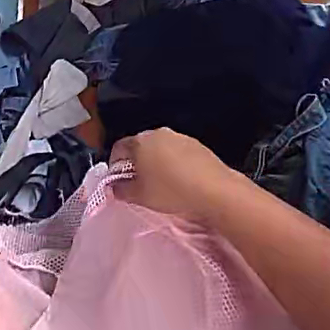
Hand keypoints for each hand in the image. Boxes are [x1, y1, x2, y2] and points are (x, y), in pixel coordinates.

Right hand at [109, 128, 250, 220]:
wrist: (214, 190)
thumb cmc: (170, 192)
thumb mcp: (139, 196)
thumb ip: (121, 189)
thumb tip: (116, 186)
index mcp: (141, 140)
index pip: (119, 147)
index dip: (115, 165)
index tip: (117, 181)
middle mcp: (161, 133)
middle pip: (140, 146)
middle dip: (136, 163)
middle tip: (137, 184)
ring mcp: (181, 137)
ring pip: (161, 148)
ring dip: (156, 163)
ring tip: (160, 184)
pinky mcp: (198, 145)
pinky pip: (178, 153)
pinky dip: (174, 163)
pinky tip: (179, 181)